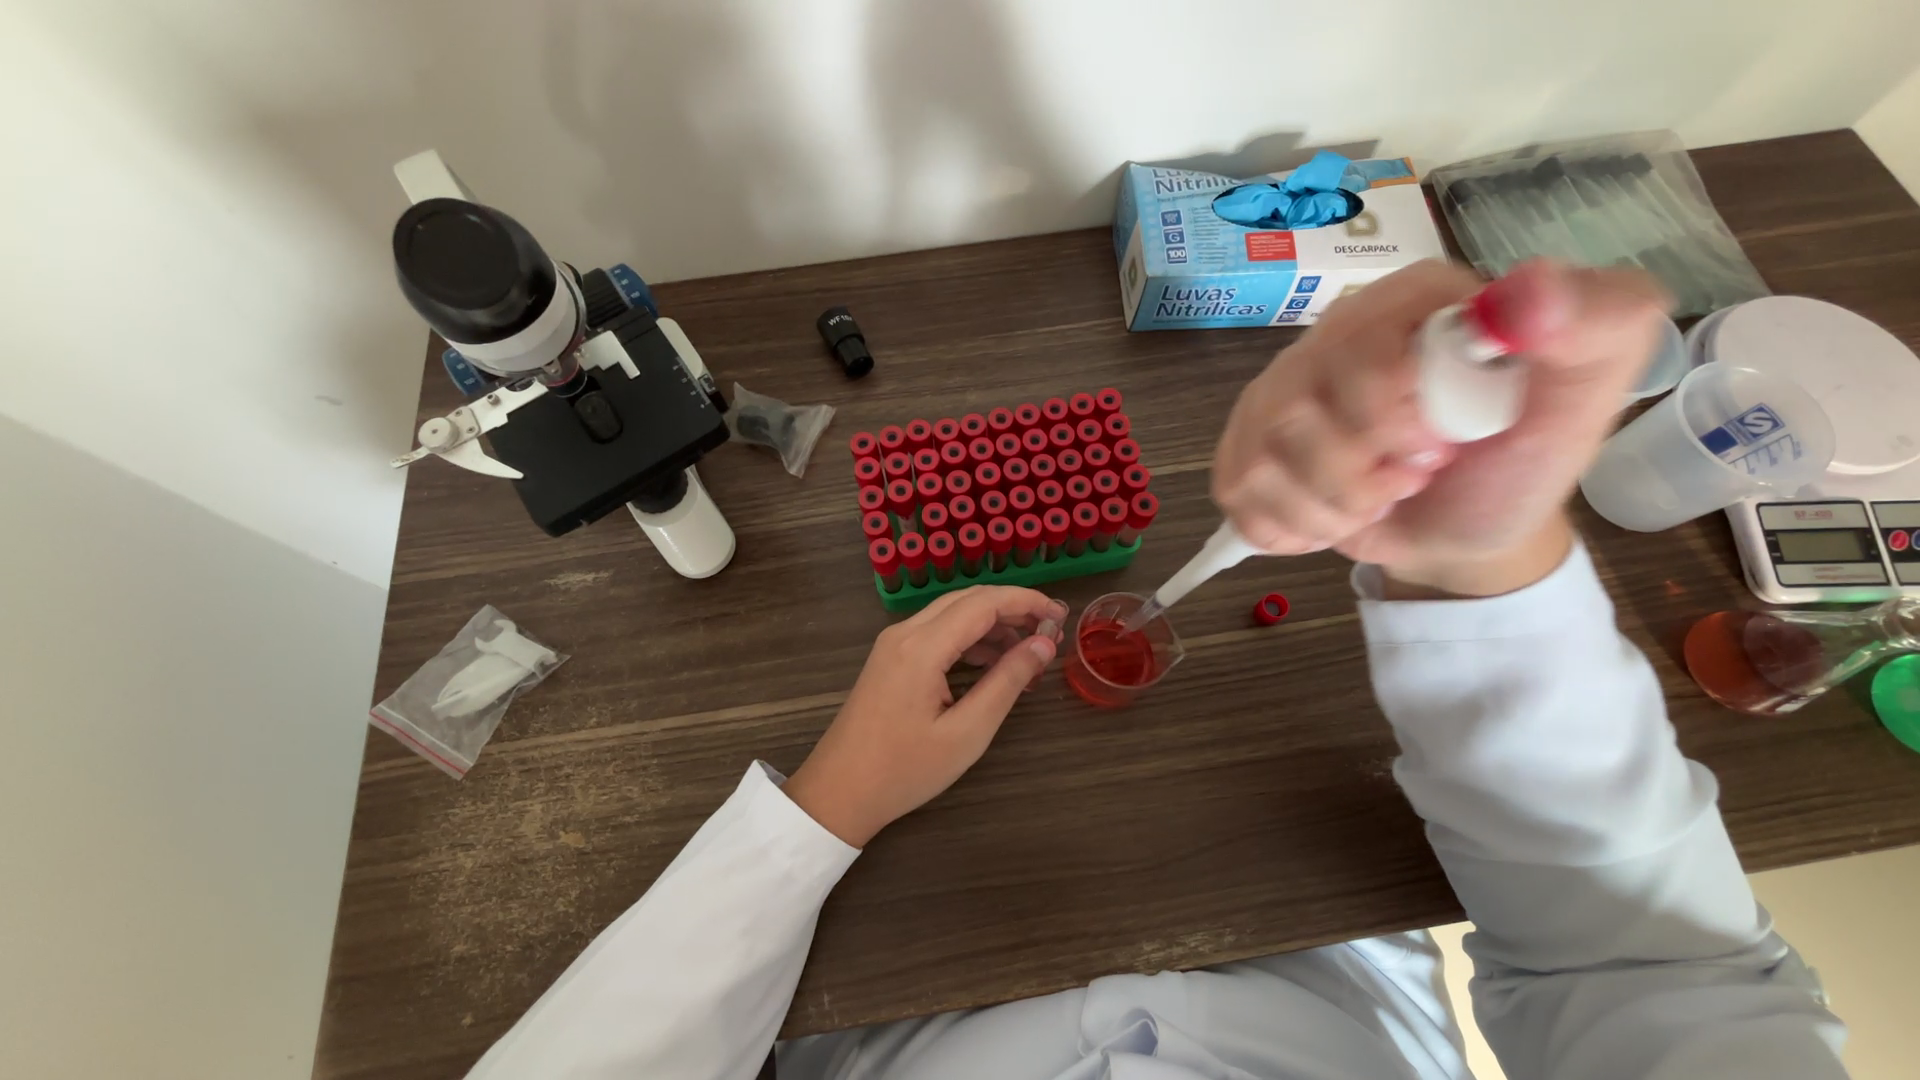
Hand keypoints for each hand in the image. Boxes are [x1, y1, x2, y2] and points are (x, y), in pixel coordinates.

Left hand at [783, 587, 1066, 846]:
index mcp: (922, 647)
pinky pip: (936, 633)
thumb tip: (1043, 644)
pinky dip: (969, 640)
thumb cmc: (904, 770)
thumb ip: (1007, 682)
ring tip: (1029, 656)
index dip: (1027, 602)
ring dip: (992, 625)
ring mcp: (893, 644)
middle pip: (968, 600)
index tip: (1062, 616)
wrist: (838, 793)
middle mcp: (905, 633)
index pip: (984, 602)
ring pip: (952, 614)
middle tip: (1051, 633)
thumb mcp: (966, 732)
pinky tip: (993, 664)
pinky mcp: (890, 658)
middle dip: (1013, 609)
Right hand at [1211, 258, 1669, 594]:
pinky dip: (1296, 527)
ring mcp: (1269, 397)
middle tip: (1413, 476)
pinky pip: (1241, 498)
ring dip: (1335, 509)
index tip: (1441, 446)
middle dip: (1363, 476)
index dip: (1390, 417)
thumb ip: (1598, 323)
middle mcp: (1323, 339)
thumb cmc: (1514, 465)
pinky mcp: (1238, 449)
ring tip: (1377, 499)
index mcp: (1403, 302)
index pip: (1357, 351)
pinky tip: (1333, 512)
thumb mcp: (1585, 396)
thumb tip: (1529, 291)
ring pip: (1264, 465)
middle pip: (1298, 415)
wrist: (1458, 532)